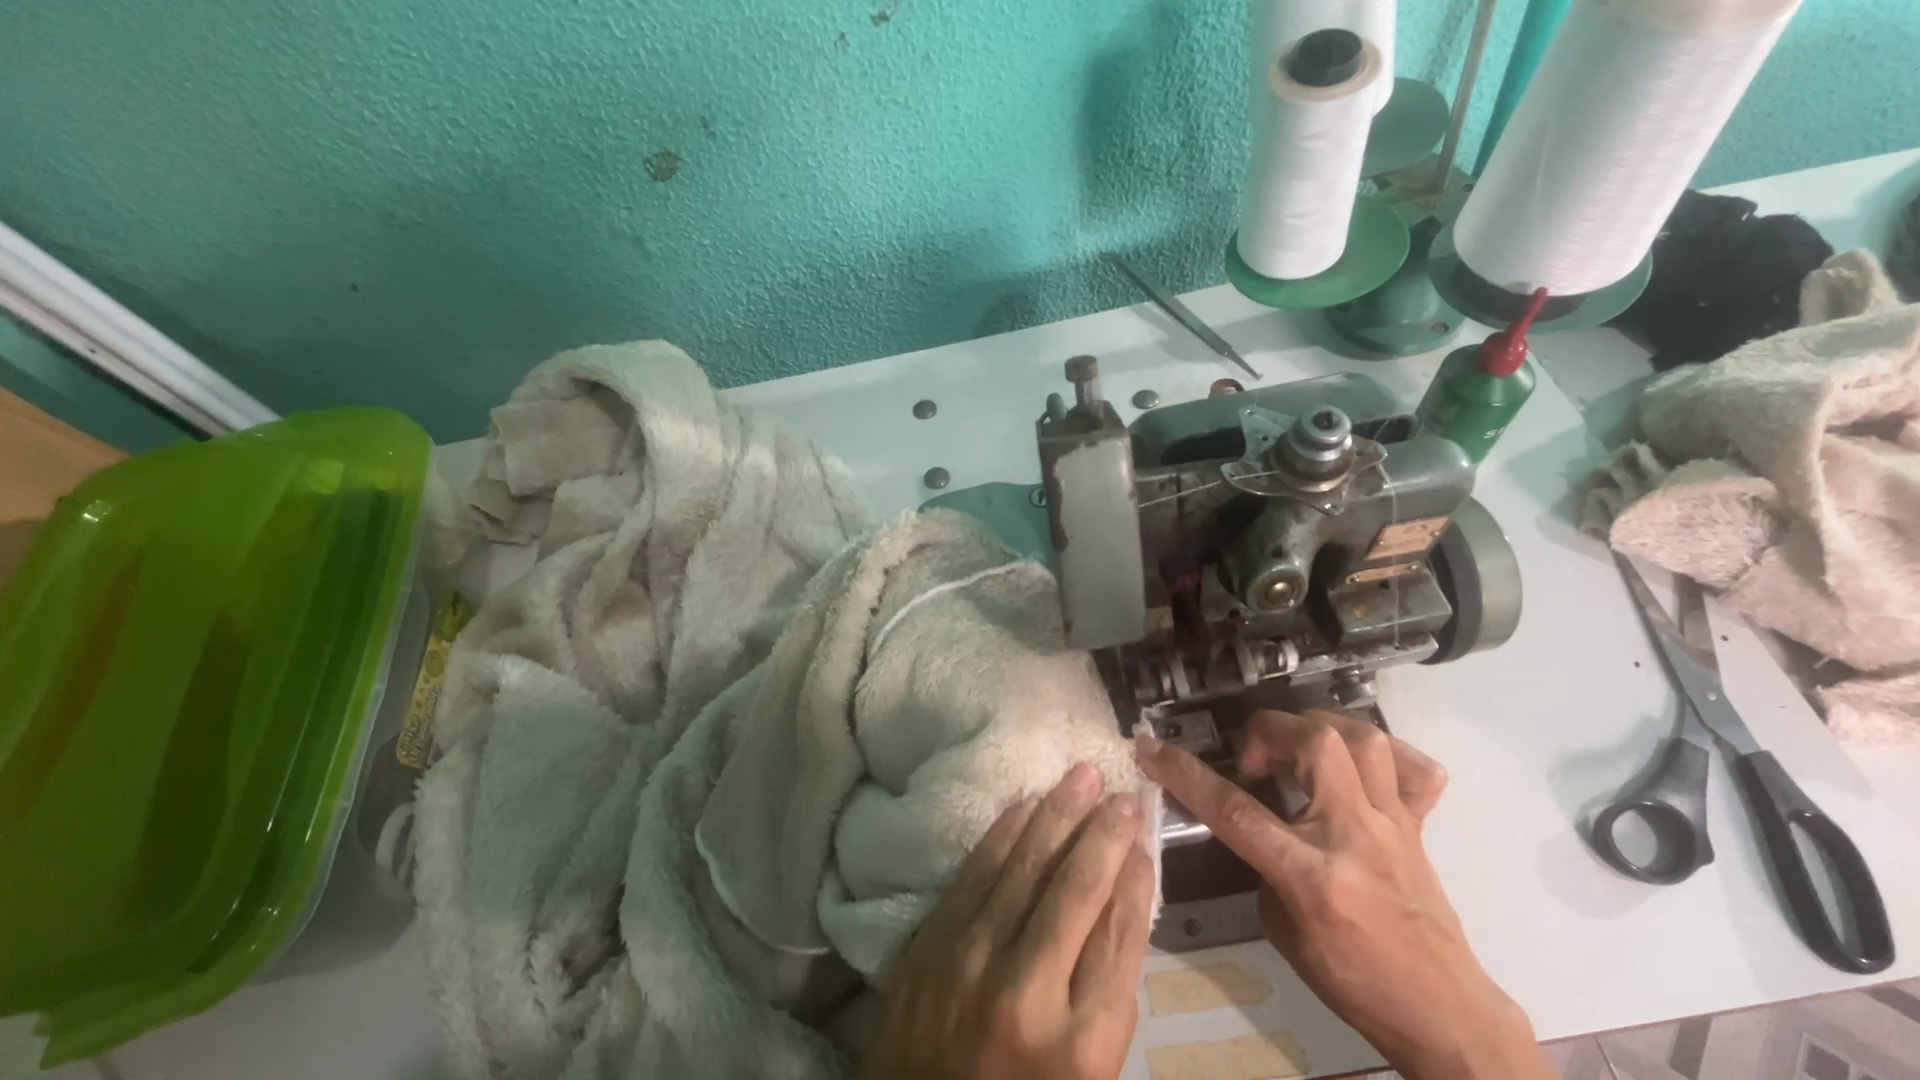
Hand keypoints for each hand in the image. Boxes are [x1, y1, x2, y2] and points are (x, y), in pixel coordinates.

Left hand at [863, 763, 1155, 1079]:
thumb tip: (1121, 894)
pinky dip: (1004, 832)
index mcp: (1080, 1041)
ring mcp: (969, 963)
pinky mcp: (929, 945)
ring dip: (1058, 814)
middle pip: (1076, 891)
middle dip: (1104, 834)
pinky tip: (1027, 804)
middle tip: (1123, 795)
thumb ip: (1109, 991)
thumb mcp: (1089, 1067)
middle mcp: (1026, 994)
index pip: (1119, 936)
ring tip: (1083, 776)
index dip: (1135, 879)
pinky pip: (975, 871)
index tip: (1144, 841)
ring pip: (1024, 868)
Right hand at [1136, 710, 1552, 1079]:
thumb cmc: (1352, 982)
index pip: (1234, 809)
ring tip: (1296, 749)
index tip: (1150, 747)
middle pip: (1315, 743)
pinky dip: (1385, 756)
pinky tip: (1358, 771)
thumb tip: (1255, 830)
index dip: (1184, 773)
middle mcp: (1354, 836)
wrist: (1441, 1011)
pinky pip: (1414, 770)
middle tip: (1250, 759)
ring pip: (1364, 739)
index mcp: (1310, 874)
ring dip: (1319, 728)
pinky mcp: (1419, 826)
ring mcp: (1394, 825)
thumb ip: (1263, 869)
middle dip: (1268, 729)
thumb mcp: (1282, 931)